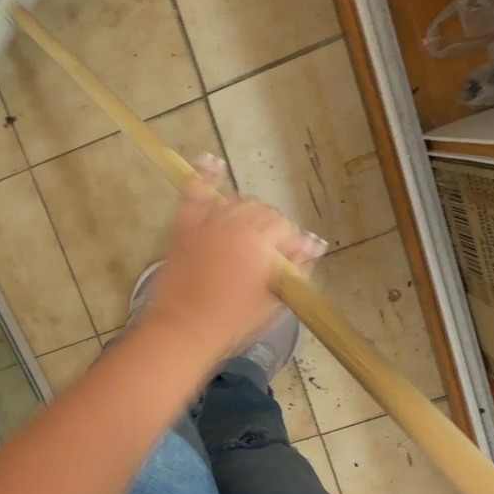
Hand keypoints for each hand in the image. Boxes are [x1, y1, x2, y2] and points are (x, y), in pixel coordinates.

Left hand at [141, 155, 322, 362]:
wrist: (182, 330)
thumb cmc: (230, 323)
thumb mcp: (273, 301)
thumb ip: (295, 269)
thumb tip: (311, 246)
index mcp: (261, 242)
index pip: (284, 227)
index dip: (287, 244)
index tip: (285, 261)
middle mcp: (235, 224)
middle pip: (261, 211)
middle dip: (268, 228)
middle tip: (264, 254)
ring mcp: (207, 222)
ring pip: (236, 202)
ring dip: (245, 212)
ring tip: (245, 234)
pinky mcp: (184, 227)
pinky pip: (195, 193)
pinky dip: (204, 176)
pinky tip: (212, 162)